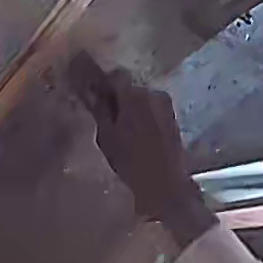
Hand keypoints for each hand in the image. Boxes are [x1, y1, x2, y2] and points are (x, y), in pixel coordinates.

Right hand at [69, 54, 216, 244]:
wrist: (166, 186)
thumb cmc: (130, 162)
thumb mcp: (106, 136)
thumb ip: (99, 109)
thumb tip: (89, 91)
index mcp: (135, 96)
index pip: (116, 75)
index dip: (103, 83)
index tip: (94, 96)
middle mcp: (153, 94)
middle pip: (130, 87)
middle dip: (118, 98)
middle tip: (107, 118)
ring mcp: (166, 106)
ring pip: (142, 99)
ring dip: (132, 108)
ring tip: (123, 130)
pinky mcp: (173, 119)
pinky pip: (152, 110)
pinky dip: (143, 117)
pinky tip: (138, 136)